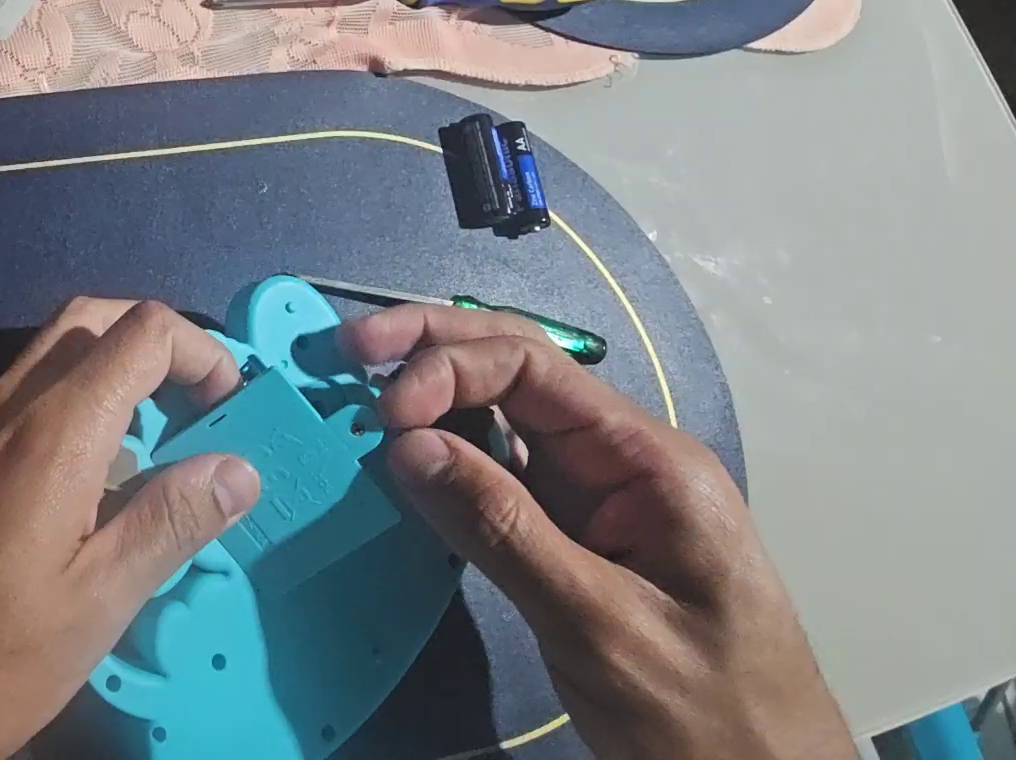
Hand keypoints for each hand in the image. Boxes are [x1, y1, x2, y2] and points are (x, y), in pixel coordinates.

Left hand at [0, 298, 262, 759]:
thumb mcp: (93, 605)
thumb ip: (169, 522)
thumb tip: (239, 467)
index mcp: (55, 428)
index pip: (144, 330)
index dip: (203, 353)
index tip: (228, 411)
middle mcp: (7, 402)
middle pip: (93, 316)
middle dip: (157, 341)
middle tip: (194, 406)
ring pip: (54, 348)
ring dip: (113, 366)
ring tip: (150, 442)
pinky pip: (24, 389)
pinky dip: (74, 397)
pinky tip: (87, 474)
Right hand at [340, 306, 855, 759]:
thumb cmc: (706, 714)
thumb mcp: (599, 624)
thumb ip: (501, 527)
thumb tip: (405, 445)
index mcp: (644, 459)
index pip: (531, 367)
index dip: (448, 369)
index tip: (386, 414)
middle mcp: (610, 453)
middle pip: (511, 362)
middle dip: (429, 344)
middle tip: (352, 344)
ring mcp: (582, 484)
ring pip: (493, 405)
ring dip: (425, 386)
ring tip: (360, 382)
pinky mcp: (556, 518)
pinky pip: (487, 459)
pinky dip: (435, 442)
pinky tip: (397, 444)